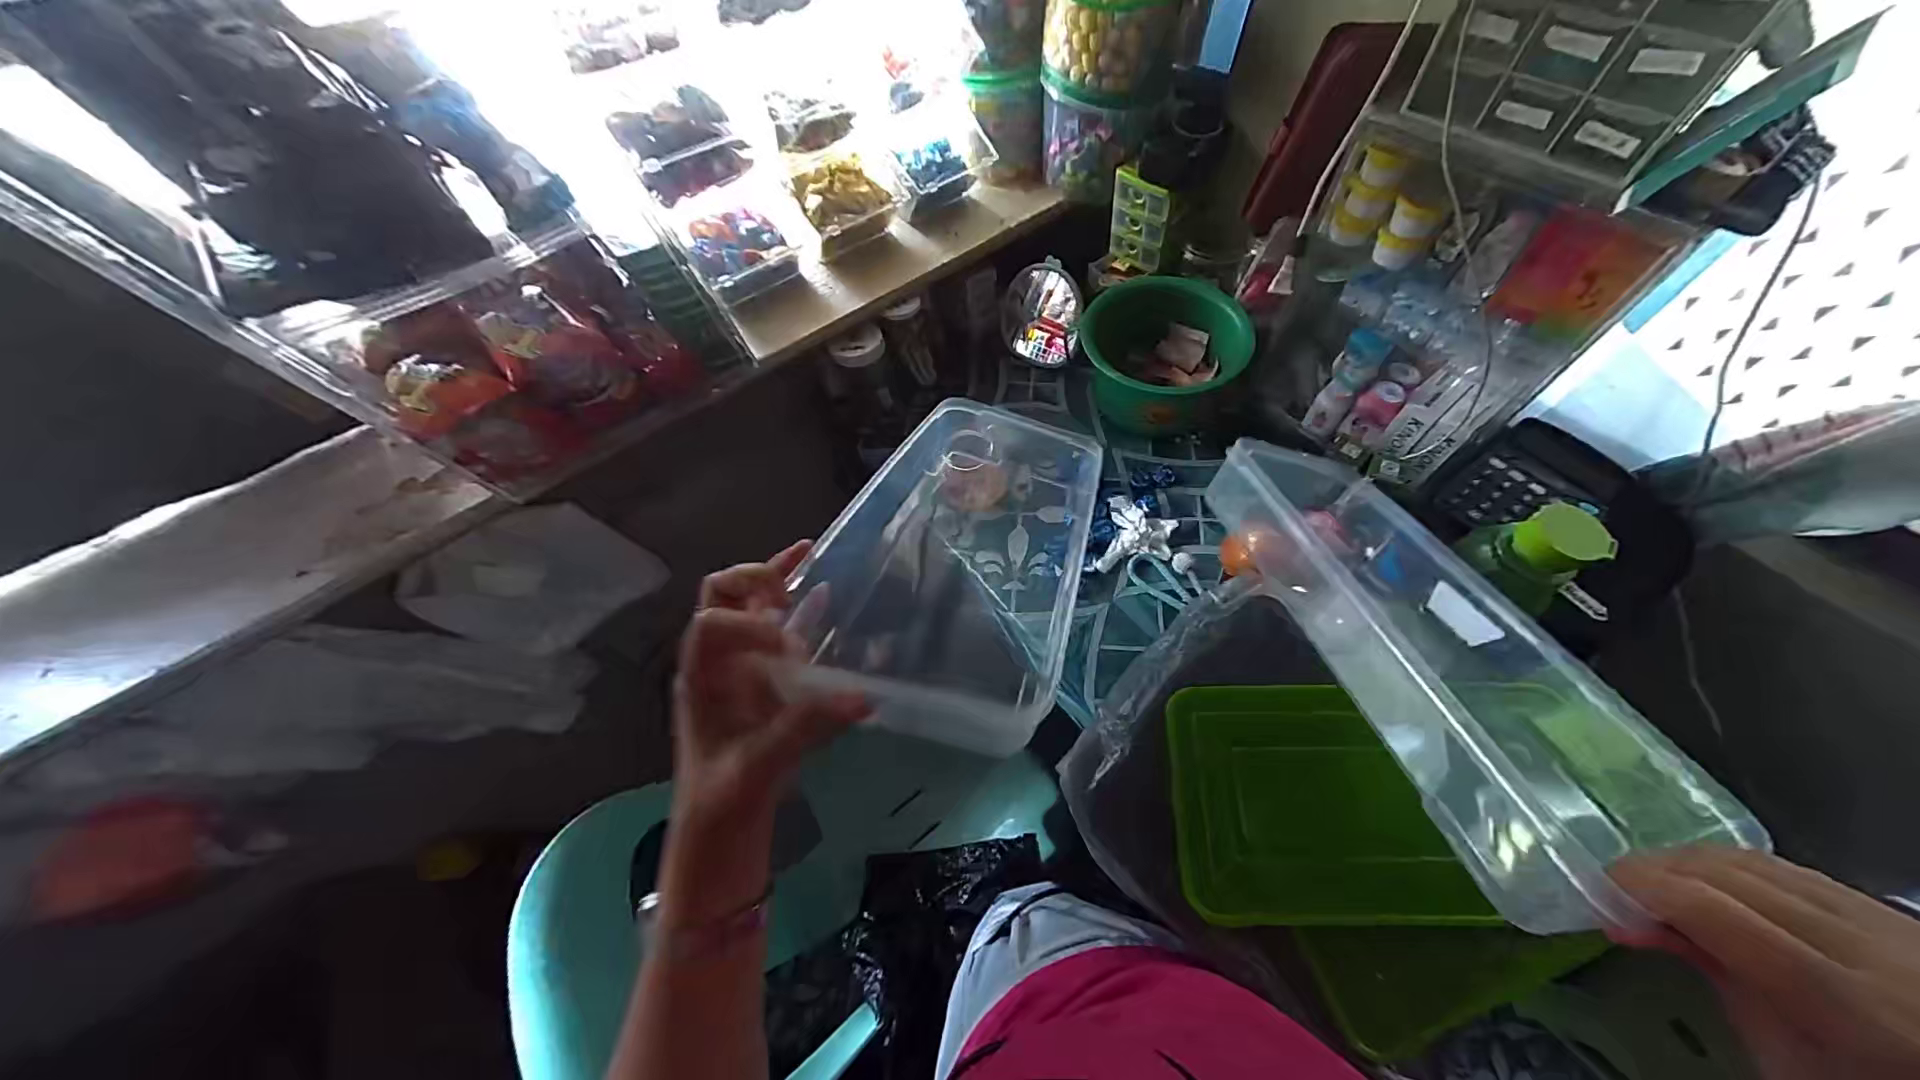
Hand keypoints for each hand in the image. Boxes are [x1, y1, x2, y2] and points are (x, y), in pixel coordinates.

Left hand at [672, 541, 867, 818]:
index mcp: (701, 677)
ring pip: (750, 609)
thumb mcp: (757, 769)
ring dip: (777, 582)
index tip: (787, 647)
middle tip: (792, 577)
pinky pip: (780, 635)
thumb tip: (862, 696)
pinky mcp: (765, 685)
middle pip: (721, 597)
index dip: (749, 622)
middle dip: (754, 578)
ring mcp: (741, 672)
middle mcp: (718, 664)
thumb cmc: (721, 806)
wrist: (718, 842)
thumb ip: (803, 729)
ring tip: (810, 556)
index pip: (712, 621)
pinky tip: (825, 594)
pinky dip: (800, 611)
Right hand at [1610, 847, 1919, 1079]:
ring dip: (1681, 864)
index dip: (1639, 888)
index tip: (1598, 898)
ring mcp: (1885, 920)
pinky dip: (1723, 868)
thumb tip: (1637, 924)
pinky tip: (1703, 887)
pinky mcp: (1883, 907)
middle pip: (1724, 872)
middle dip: (1650, 871)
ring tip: (1650, 888)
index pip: (1710, 907)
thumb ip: (1716, 980)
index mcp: (1846, 1001)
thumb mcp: (1784, 1058)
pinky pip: (1781, 866)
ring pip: (1748, 860)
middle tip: (1612, 892)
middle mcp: (1870, 947)